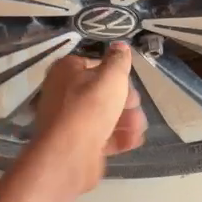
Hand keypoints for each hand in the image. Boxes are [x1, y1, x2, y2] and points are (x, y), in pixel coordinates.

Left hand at [28, 42, 146, 192]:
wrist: (69, 155)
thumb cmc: (90, 107)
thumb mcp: (111, 76)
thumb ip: (118, 60)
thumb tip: (120, 46)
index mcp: (66, 70)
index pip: (93, 64)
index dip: (114, 72)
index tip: (129, 80)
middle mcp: (63, 93)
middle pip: (100, 92)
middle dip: (124, 99)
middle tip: (136, 105)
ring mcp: (69, 121)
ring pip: (103, 115)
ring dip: (125, 119)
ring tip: (138, 126)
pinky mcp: (77, 144)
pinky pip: (100, 136)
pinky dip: (117, 137)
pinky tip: (134, 140)